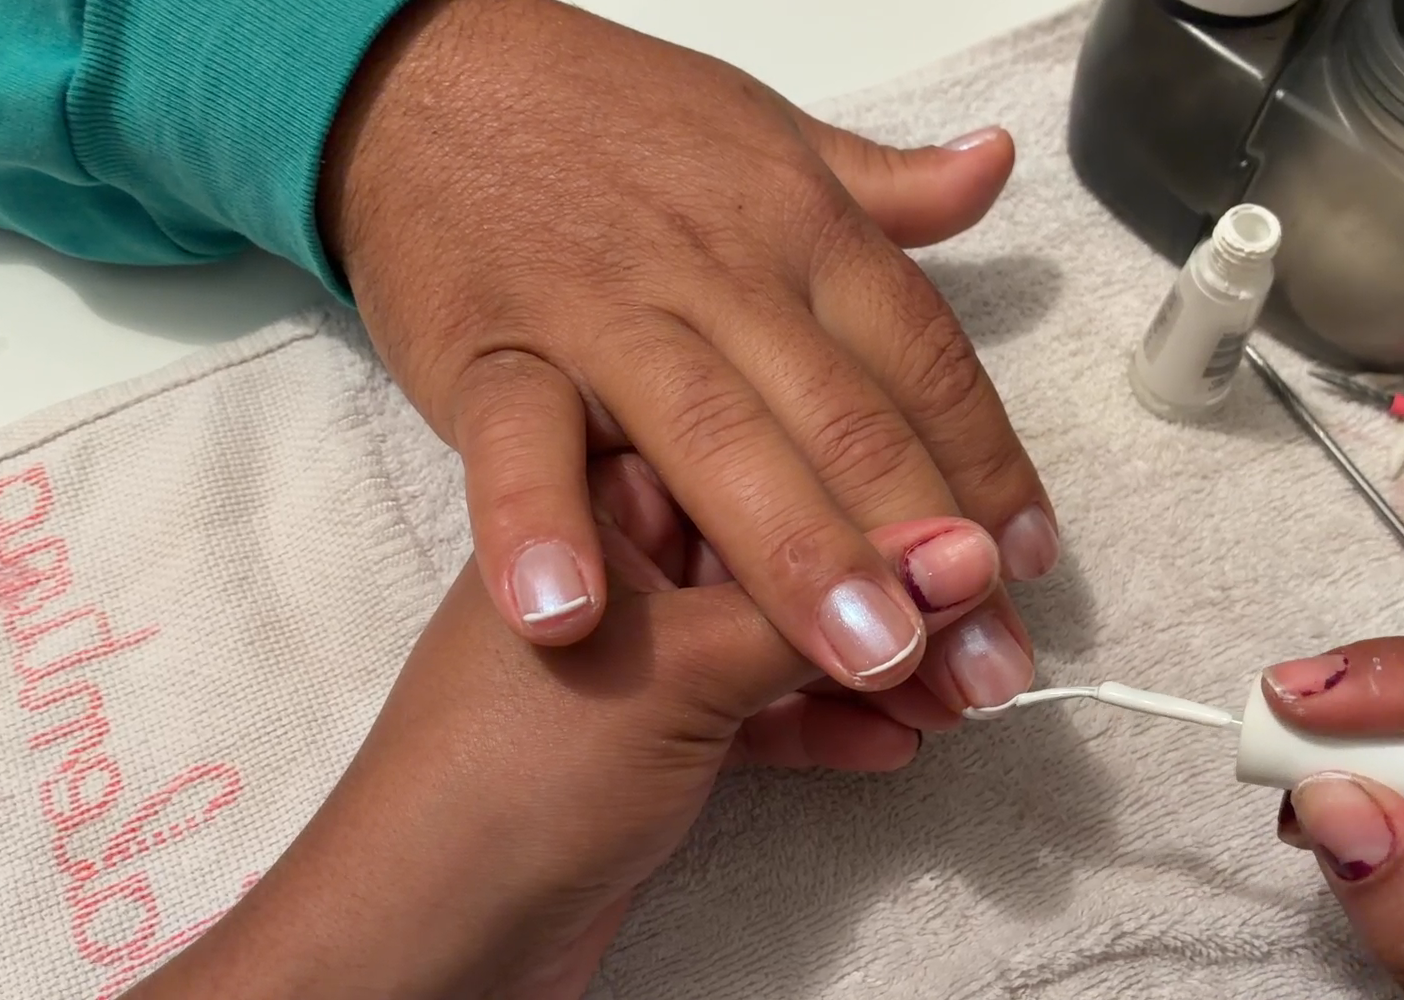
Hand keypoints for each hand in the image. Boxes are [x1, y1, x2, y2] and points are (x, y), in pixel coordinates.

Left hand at [122, 506, 1003, 999]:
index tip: (964, 546)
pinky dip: (823, 723)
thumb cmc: (528, 772)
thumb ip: (830, 606)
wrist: (426, 957)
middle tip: (977, 641)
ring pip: (784, 630)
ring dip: (867, 669)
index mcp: (608, 491)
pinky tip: (893, 745)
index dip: (872, 498)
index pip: (767, 453)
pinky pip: (762, 700)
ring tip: (952, 701)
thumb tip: (968, 553)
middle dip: (884, 599)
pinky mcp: (664, 718)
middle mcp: (632, 552)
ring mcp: (650, 638)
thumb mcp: (690, 669)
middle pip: (789, 549)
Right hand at [319, 0, 1052, 713]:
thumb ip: (886, 185)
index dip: (989, 464)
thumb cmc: (625, 126)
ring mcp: (603, 315)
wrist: (436, 87)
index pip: (924, 359)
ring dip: (795, 554)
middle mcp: (722, 274)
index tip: (1029, 559)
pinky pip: (523, 443)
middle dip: (926, 546)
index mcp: (803, 228)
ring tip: (868, 659)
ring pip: (717, 440)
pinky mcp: (491, 351)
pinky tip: (573, 620)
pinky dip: (541, 523)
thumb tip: (995, 164)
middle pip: (846, 420)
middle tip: (989, 665)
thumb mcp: (776, 140)